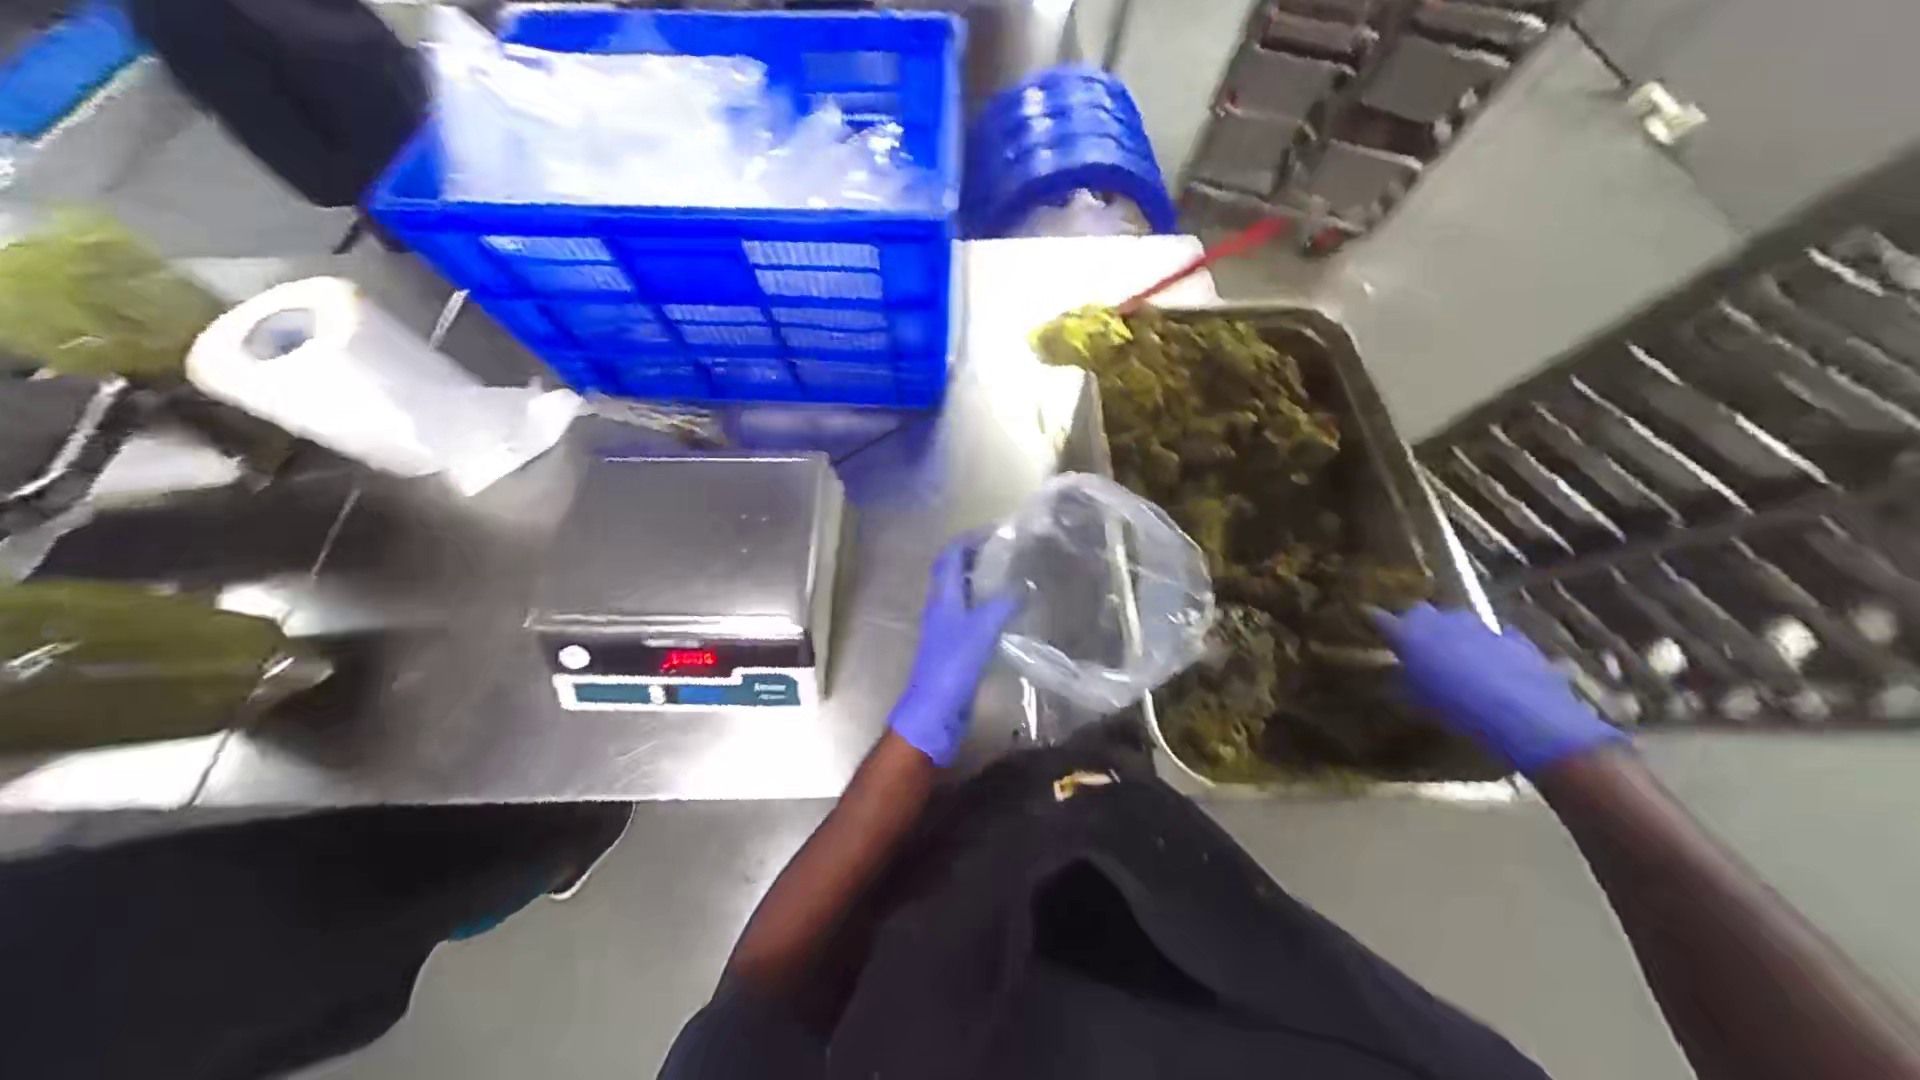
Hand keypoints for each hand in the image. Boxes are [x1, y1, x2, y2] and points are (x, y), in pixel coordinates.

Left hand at [889, 534, 1021, 766]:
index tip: (995, 532)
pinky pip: (969, 615)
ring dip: (980, 580)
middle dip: (976, 557)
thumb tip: (1022, 586)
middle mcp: (940, 608)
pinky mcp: (954, 647)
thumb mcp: (981, 630)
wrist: (934, 711)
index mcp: (942, 598)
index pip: (950, 556)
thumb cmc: (953, 666)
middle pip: (953, 572)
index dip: (968, 540)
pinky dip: (984, 605)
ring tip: (1009, 575)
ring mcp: (945, 628)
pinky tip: (1005, 612)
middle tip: (1006, 551)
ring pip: (961, 594)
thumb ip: (1001, 605)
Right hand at [1371, 602, 1626, 774]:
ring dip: (1457, 632)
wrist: (1523, 715)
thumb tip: (1399, 674)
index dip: (1372, 618)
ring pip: (1462, 622)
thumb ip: (1407, 681)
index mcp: (1412, 635)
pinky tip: (1503, 664)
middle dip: (1417, 622)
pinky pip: (1504, 640)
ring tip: (1457, 651)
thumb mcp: (1418, 701)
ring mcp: (1483, 629)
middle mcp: (1444, 623)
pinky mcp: (1518, 643)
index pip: (1382, 620)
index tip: (1363, 613)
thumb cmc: (1455, 708)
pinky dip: (1501, 648)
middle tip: (1414, 637)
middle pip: (1422, 613)